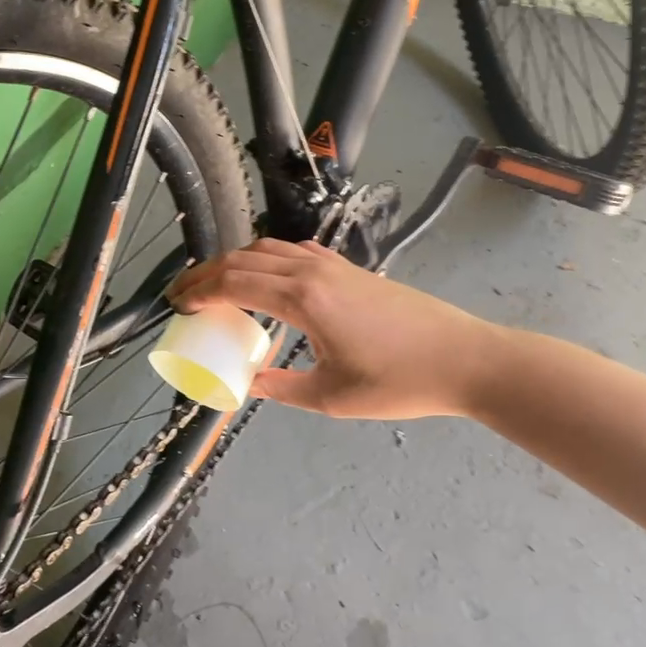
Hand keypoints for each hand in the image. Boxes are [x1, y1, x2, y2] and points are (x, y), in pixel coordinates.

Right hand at [167, 239, 507, 419]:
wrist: (467, 358)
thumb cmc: (400, 382)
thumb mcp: (333, 397)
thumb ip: (282, 388)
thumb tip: (248, 384)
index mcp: (303, 299)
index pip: (234, 283)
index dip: (199, 291)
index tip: (178, 305)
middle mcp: (311, 272)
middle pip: (242, 260)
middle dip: (206, 274)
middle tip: (184, 293)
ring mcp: (331, 265)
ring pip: (266, 249)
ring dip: (234, 262)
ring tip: (216, 284)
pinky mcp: (348, 268)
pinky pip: (293, 251)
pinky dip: (266, 257)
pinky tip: (267, 276)